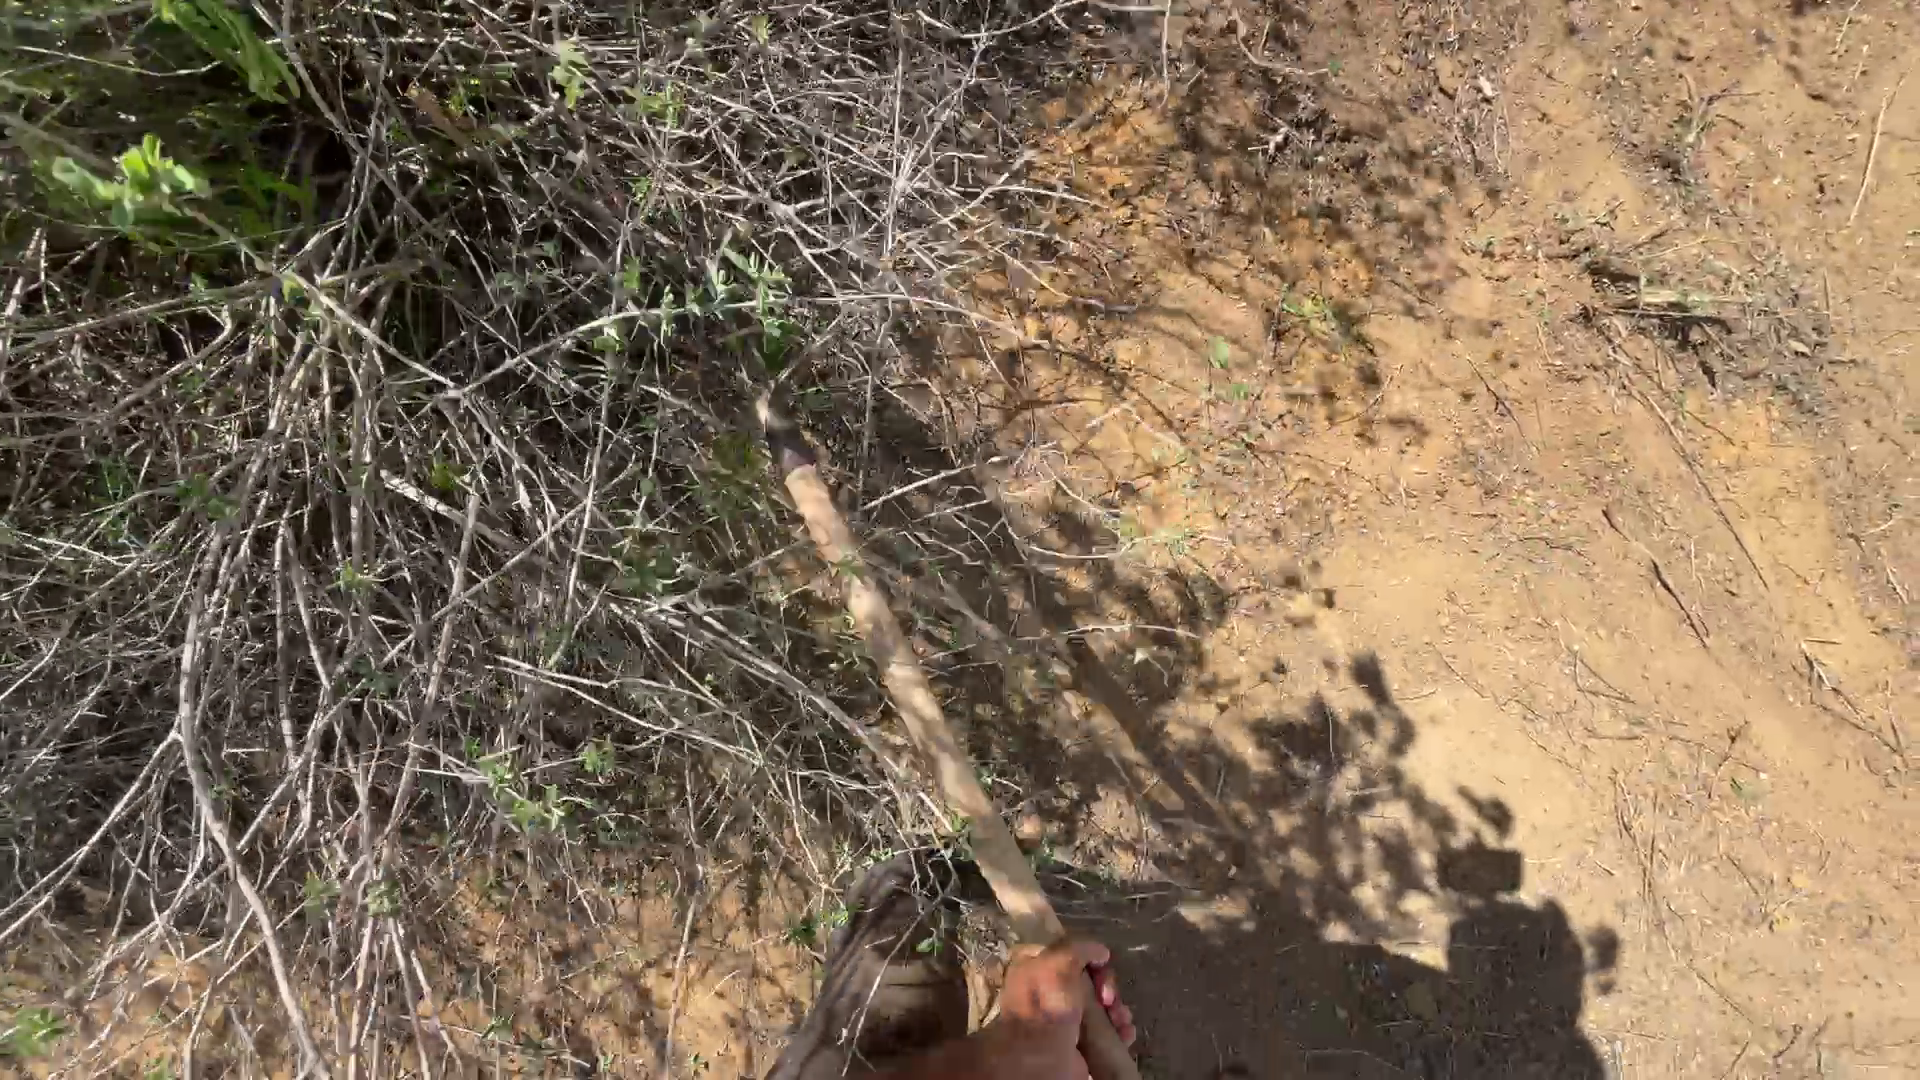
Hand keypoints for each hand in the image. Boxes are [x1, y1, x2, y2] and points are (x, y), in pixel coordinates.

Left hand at [975, 940, 1136, 1079]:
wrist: (1045, 1062)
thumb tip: (1101, 951)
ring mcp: (1066, 1021)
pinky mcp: (1081, 1046)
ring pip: (1099, 1006)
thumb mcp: (1057, 963)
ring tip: (1121, 1019)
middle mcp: (1050, 993)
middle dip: (1106, 985)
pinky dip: (1119, 1030)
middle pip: (1087, 979)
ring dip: (1117, 1009)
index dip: (1088, 956)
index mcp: (1035, 969)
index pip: (1068, 953)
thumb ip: (1078, 949)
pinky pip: (1106, 1032)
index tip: (1101, 963)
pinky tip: (1125, 1033)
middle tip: (1109, 998)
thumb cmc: (1047, 1006)